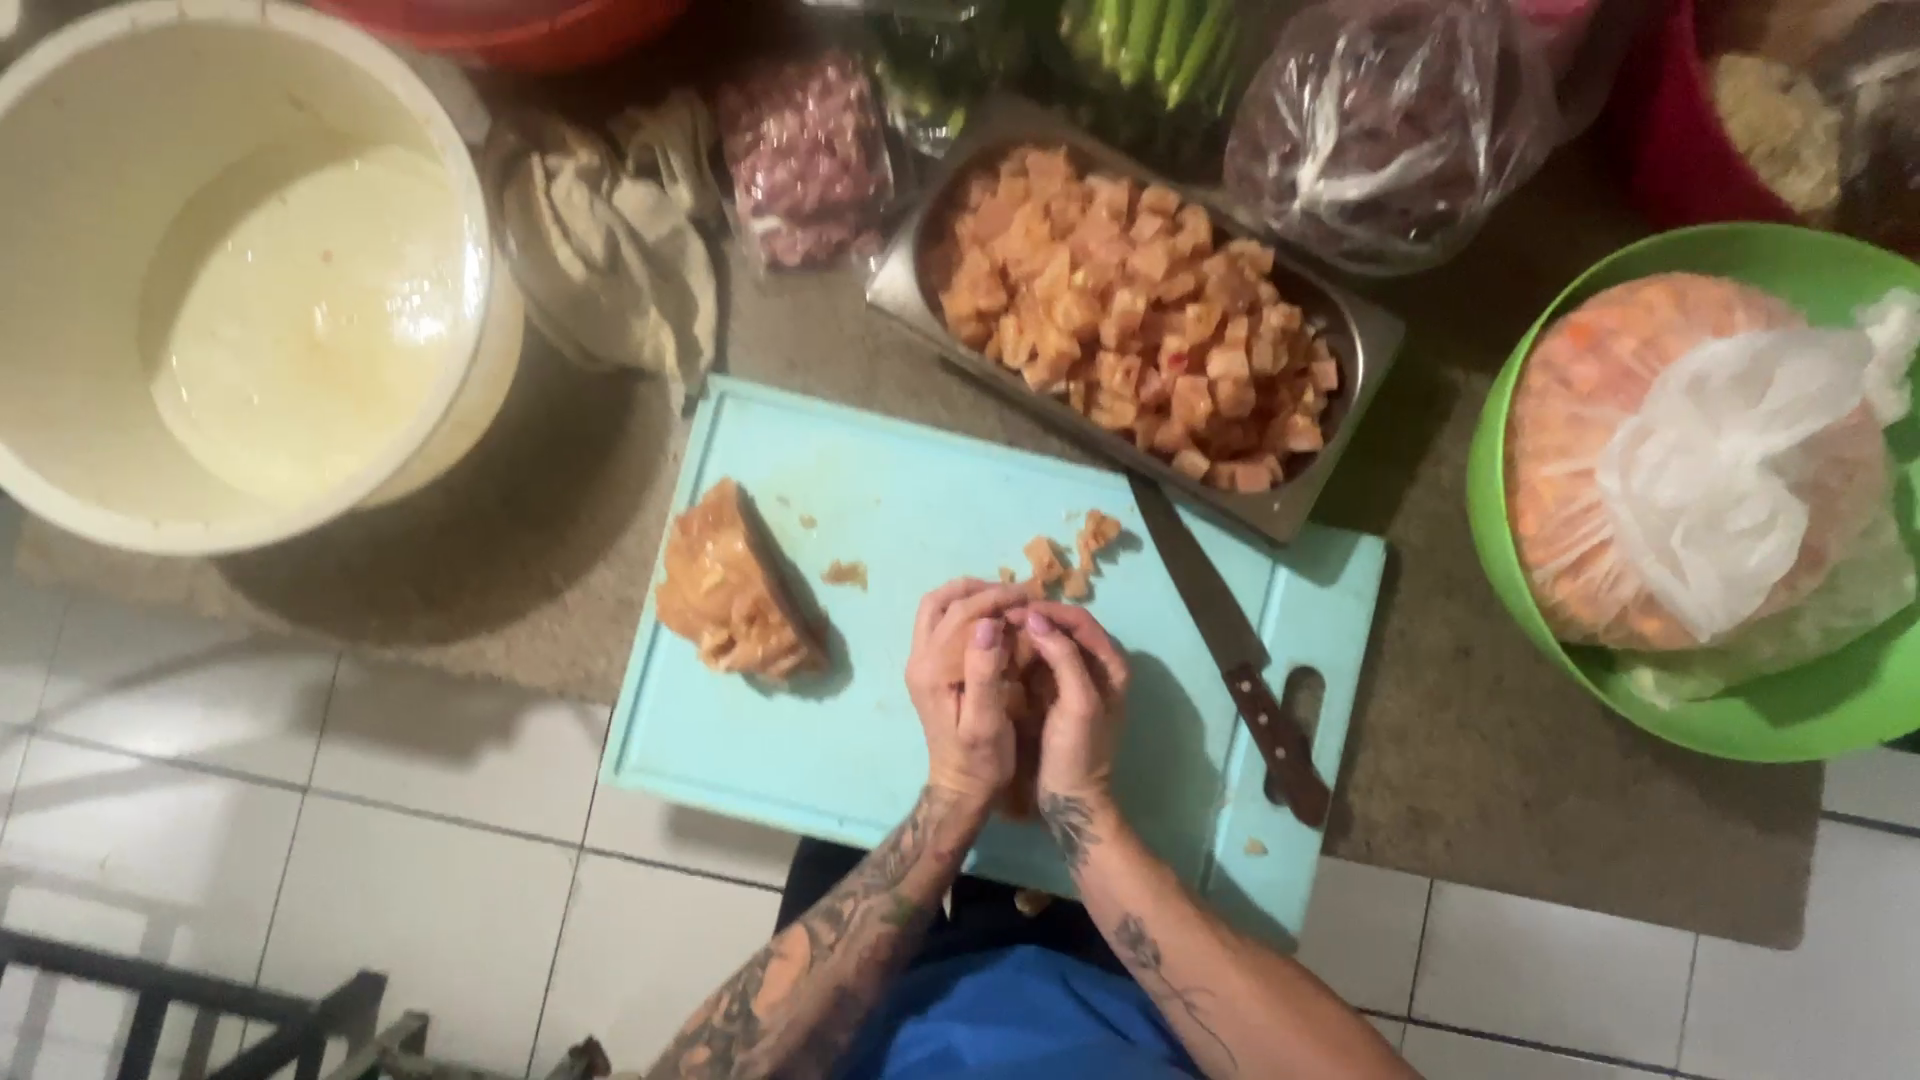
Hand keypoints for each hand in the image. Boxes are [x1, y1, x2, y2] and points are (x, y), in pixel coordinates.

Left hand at [904, 579, 1027, 807]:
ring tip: (1006, 600)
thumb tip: (987, 625)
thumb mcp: (987, 722)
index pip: (959, 614)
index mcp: (931, 670)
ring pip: (936, 609)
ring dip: (969, 597)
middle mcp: (918, 660)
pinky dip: (966, 612)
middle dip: (978, 590)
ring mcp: (920, 663)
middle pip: (939, 602)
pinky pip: (941, 624)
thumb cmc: (981, 760)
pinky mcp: (929, 669)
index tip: (1028, 597)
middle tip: (1016, 593)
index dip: (994, 598)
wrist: (960, 789)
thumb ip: (984, 672)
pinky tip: (995, 620)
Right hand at [1014, 603, 1130, 807]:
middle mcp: (1096, 666)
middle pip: (1065, 628)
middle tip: (1001, 616)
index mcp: (1111, 665)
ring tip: (997, 629)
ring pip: (1050, 642)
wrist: (1070, 798)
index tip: (1015, 609)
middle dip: (1035, 618)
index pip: (1080, 621)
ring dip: (1026, 634)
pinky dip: (1022, 653)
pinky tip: (1001, 651)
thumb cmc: (1079, 752)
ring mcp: (1075, 679)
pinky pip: (1039, 662)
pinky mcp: (1055, 693)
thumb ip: (1063, 657)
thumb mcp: (1078, 702)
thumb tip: (1035, 618)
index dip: (1049, 611)